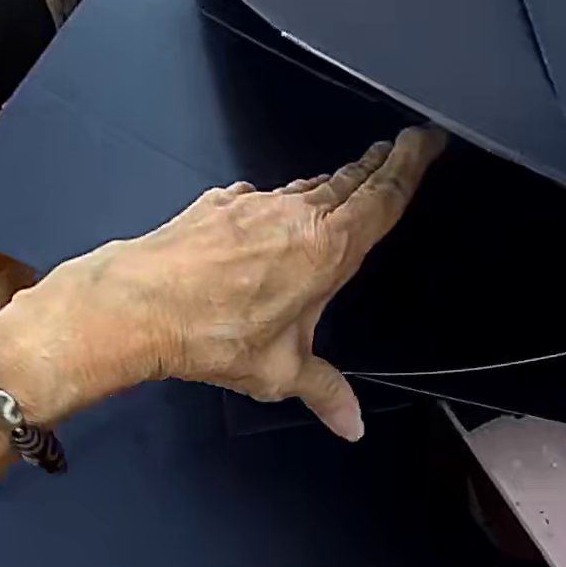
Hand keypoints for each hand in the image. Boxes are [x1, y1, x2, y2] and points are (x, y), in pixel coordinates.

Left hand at [0, 126, 447, 438]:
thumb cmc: (217, 338)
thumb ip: (324, 392)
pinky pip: (263, 199)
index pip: (382, 196)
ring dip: (328, 186)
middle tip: (394, 152)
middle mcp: (297, 214)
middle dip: (375, 164)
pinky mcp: (219, 205)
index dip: (410, 164)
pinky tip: (270, 222)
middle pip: (348, 179)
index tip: (426, 138)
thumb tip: (354, 428)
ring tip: (342, 187)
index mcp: (326, 248)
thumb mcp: (279, 373)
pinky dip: (280, 205)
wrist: (139, 304)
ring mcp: (254, 203)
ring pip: (305, 187)